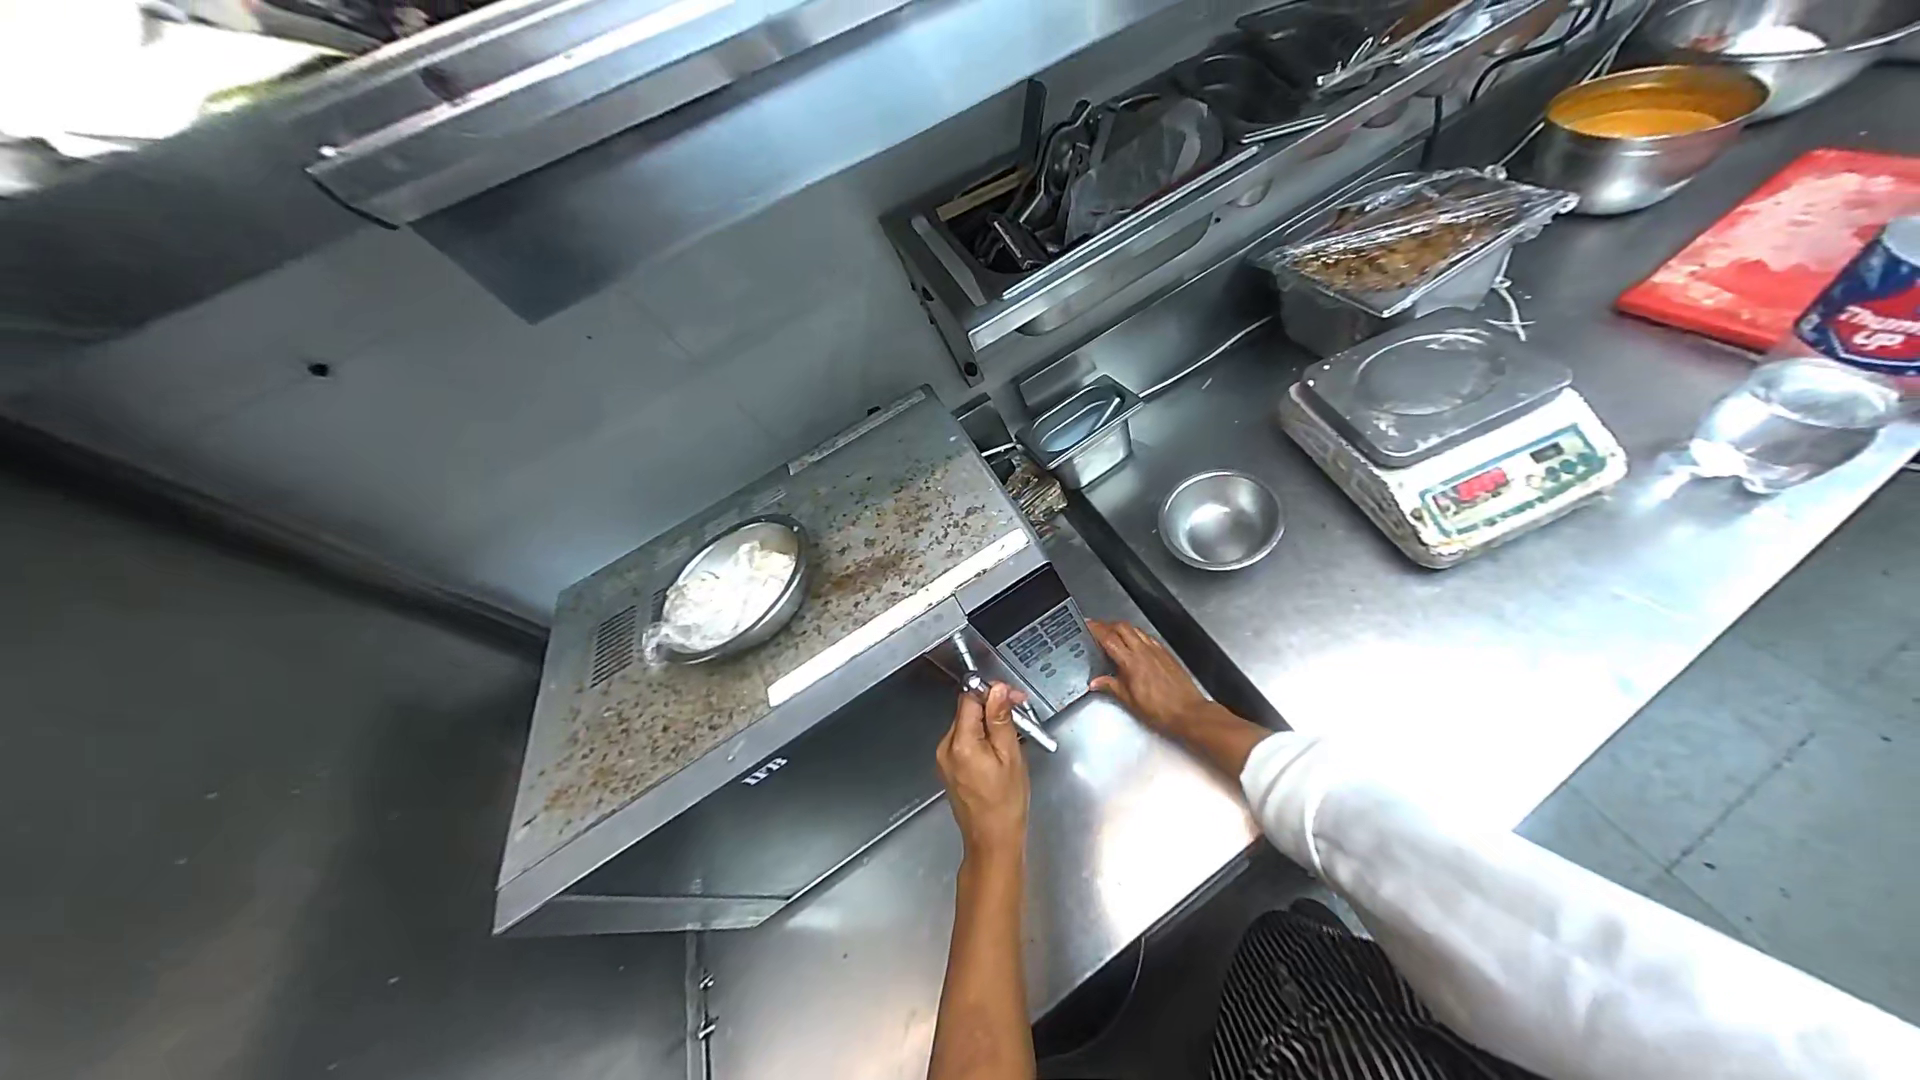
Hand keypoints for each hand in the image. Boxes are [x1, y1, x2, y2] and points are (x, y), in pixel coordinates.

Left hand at [937, 682, 1030, 861]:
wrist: (991, 840)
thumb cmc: (1006, 803)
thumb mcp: (1010, 756)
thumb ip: (1001, 719)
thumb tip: (998, 690)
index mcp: (960, 743)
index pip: (969, 698)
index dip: (992, 692)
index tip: (1013, 697)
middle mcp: (945, 747)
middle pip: (966, 710)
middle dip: (992, 707)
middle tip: (1018, 713)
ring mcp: (944, 758)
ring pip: (966, 724)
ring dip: (988, 722)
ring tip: (1011, 736)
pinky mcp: (948, 766)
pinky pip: (964, 740)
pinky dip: (981, 737)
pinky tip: (998, 750)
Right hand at [1087, 619, 1210, 736]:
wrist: (1188, 712)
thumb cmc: (1159, 709)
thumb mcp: (1129, 701)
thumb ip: (1111, 686)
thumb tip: (1095, 682)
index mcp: (1131, 662)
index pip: (1109, 638)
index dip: (1096, 629)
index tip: (1087, 624)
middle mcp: (1144, 651)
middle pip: (1122, 627)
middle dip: (1107, 624)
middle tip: (1097, 628)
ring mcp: (1156, 650)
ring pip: (1135, 629)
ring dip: (1122, 628)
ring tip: (1113, 634)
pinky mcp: (1166, 653)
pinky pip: (1148, 637)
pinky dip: (1137, 634)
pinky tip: (1135, 643)